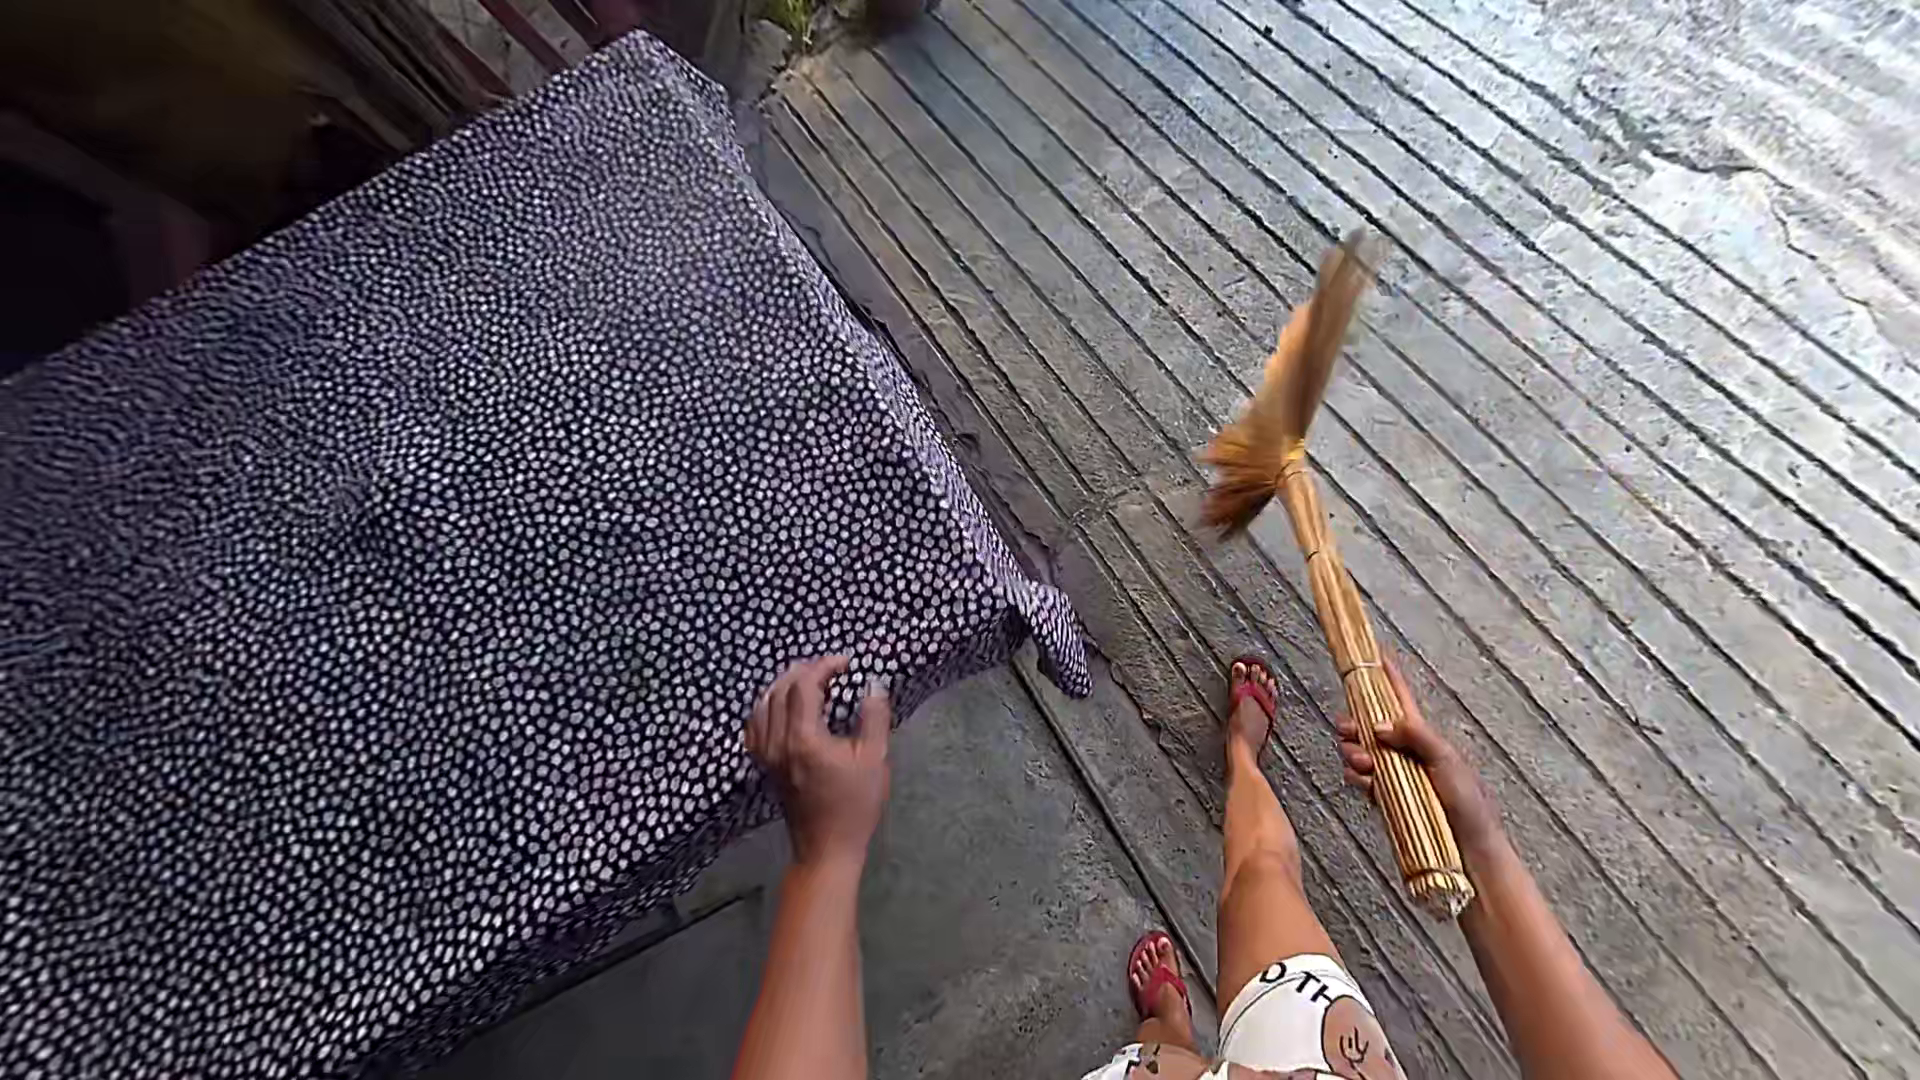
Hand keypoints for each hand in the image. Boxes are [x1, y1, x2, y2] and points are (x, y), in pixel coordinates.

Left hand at [747, 656, 891, 870]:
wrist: (827, 848)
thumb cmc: (855, 804)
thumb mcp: (875, 758)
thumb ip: (874, 717)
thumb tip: (873, 684)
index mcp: (804, 738)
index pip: (804, 686)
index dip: (823, 666)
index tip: (845, 663)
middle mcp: (778, 742)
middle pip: (780, 690)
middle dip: (804, 671)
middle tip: (830, 669)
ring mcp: (766, 755)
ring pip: (763, 705)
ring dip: (784, 685)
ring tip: (809, 681)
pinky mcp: (764, 765)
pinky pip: (755, 726)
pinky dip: (767, 707)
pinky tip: (783, 707)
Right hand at [1334, 656, 1502, 855]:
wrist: (1467, 851)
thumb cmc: (1466, 804)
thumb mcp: (1447, 762)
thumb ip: (1415, 737)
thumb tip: (1379, 723)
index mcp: (1422, 735)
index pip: (1399, 696)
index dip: (1387, 674)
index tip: (1373, 651)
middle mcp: (1405, 748)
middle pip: (1368, 722)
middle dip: (1353, 723)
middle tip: (1347, 730)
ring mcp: (1394, 771)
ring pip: (1359, 749)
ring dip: (1354, 752)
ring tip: (1363, 765)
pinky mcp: (1385, 793)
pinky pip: (1359, 776)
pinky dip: (1356, 777)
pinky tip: (1364, 783)